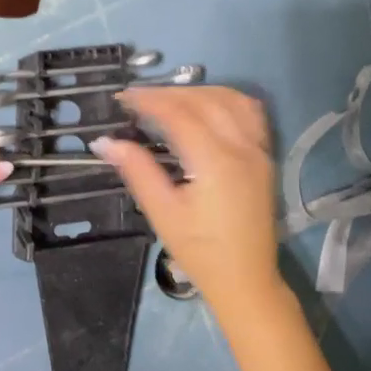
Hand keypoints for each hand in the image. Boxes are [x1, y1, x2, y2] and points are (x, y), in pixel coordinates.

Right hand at [89, 87, 284, 315]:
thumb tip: (105, 143)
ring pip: (231, 100)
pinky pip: (249, 113)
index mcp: (216, 161)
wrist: (245, 278)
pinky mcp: (264, 157)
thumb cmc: (200, 252)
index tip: (123, 98)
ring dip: (198, 92)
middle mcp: (242, 146)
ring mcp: (258, 150)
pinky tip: (205, 108)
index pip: (180, 114)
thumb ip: (137, 172)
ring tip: (169, 100)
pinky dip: (225, 101)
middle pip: (205, 100)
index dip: (149, 100)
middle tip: (138, 99)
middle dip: (170, 93)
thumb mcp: (163, 214)